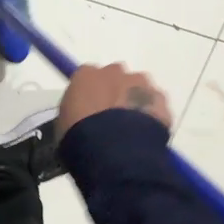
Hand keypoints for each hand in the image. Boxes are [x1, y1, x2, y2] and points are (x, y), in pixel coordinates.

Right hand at [57, 63, 172, 136]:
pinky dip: (152, 114)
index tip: (89, 108)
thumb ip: (75, 111)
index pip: (87, 76)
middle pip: (115, 76)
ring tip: (131, 126)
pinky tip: (145, 132)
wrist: (113, 151)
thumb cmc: (79, 137)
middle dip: (114, 91)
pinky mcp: (160, 100)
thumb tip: (83, 114)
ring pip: (138, 87)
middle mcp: (114, 72)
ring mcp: (140, 84)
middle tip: (111, 116)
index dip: (90, 92)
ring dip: (135, 100)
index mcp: (86, 75)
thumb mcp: (64, 123)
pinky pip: (155, 104)